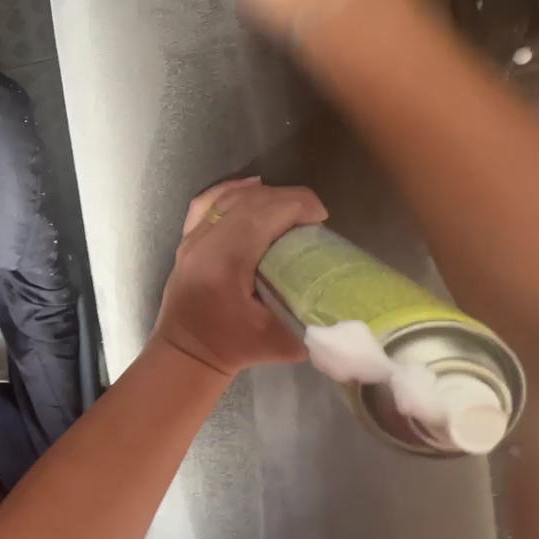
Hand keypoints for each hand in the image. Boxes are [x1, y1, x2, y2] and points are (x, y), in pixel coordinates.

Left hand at [151, 179, 329, 376]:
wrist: (186, 352)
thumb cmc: (233, 348)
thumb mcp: (283, 342)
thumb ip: (317, 323)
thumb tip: (352, 304)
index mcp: (224, 264)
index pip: (262, 214)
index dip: (296, 205)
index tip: (322, 217)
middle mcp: (203, 244)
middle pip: (248, 201)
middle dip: (286, 198)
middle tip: (313, 215)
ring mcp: (191, 240)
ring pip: (228, 198)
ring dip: (264, 195)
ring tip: (292, 206)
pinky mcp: (186, 240)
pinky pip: (208, 203)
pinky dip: (232, 190)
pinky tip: (255, 186)